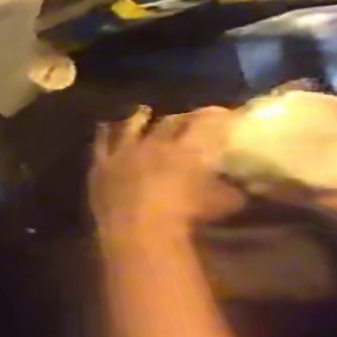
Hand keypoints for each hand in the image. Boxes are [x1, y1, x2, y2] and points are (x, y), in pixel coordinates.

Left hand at [91, 106, 245, 236]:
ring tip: (143, 111)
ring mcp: (123, 152)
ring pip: (130, 127)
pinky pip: (101, 143)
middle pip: (168, 122)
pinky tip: (104, 126)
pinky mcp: (100, 165)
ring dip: (139, 118)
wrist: (138, 226)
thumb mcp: (225, 201)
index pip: (206, 122)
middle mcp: (154, 143)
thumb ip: (231, 187)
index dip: (215, 115)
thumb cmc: (187, 214)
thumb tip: (236, 183)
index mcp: (189, 148)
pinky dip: (104, 133)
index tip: (222, 112)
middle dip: (180, 117)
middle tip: (186, 117)